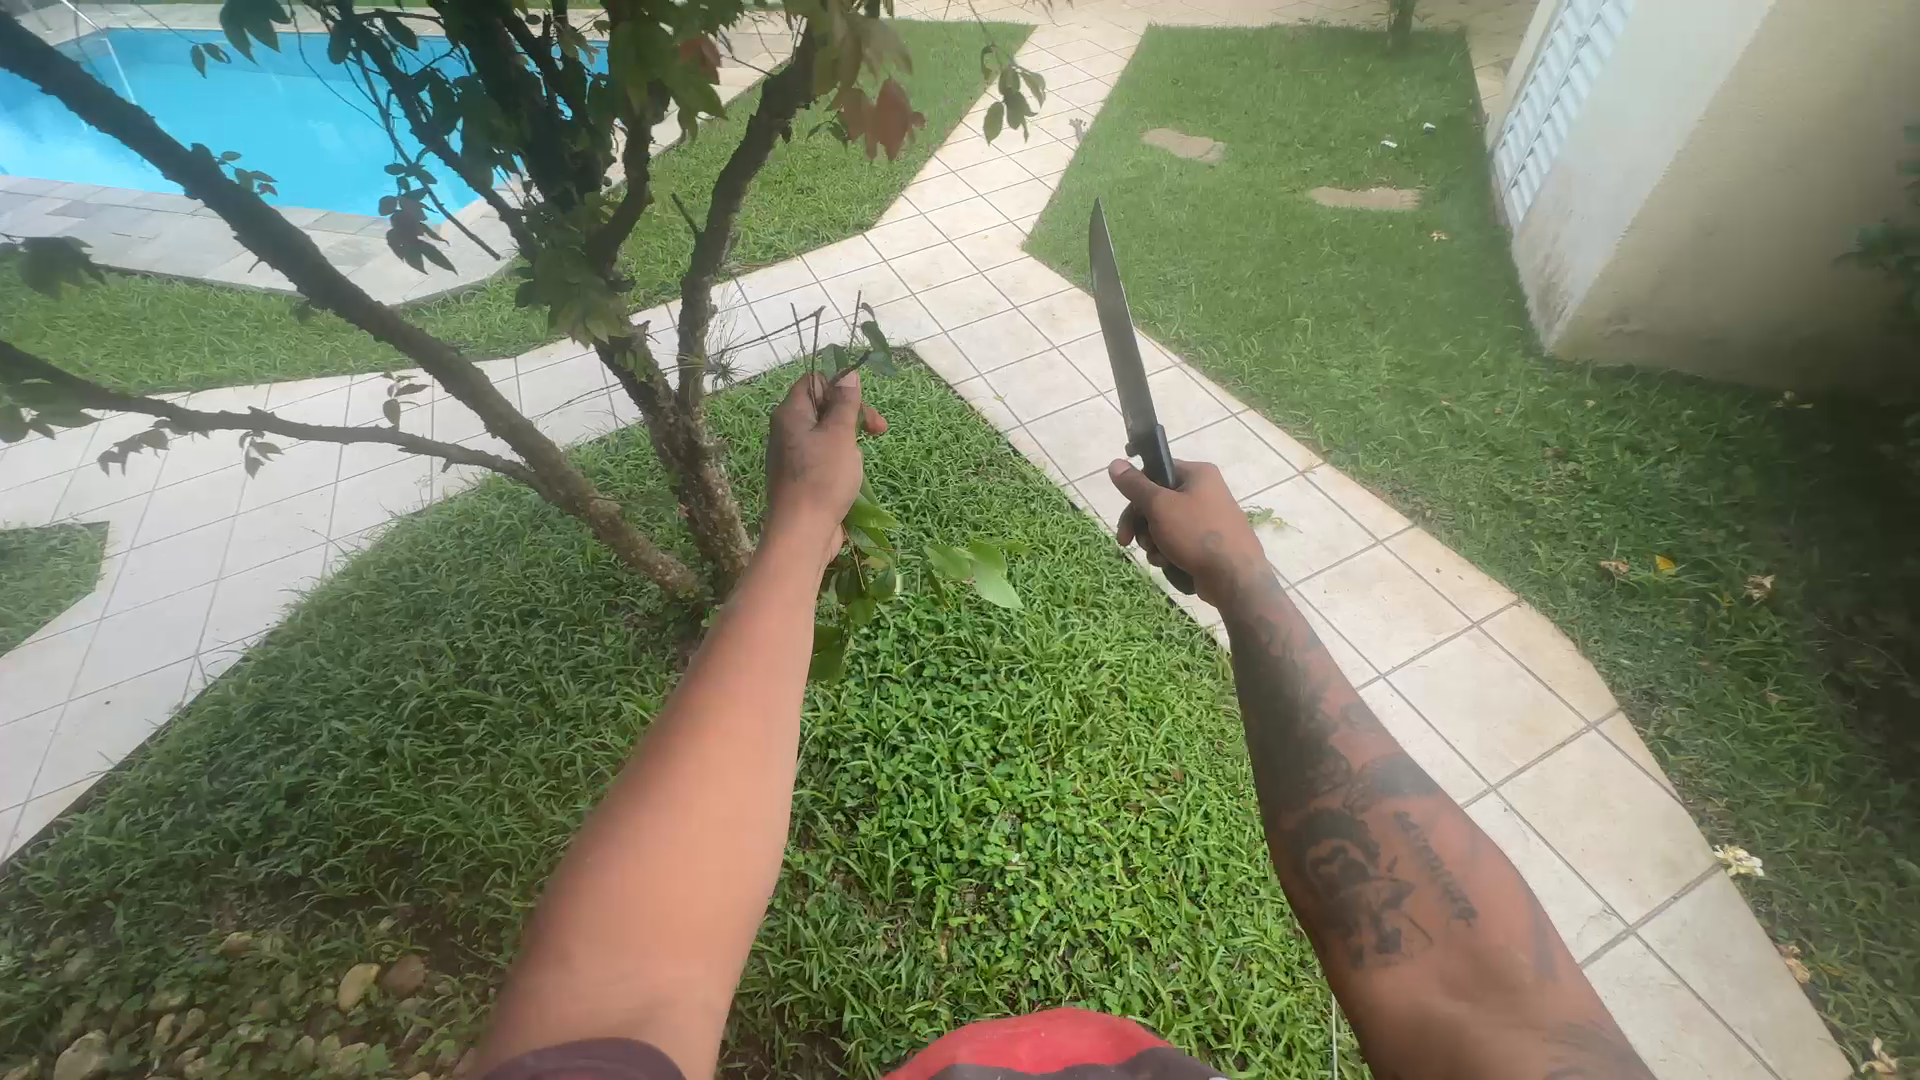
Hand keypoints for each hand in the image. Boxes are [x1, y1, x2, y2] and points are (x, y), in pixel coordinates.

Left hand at [765, 371, 886, 563]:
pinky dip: (841, 461)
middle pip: (824, 407)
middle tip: (879, 431)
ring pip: (827, 434)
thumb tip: (848, 375)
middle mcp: (787, 430)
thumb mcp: (840, 435)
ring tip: (860, 460)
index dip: (841, 387)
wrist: (803, 532)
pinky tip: (851, 476)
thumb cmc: (822, 479)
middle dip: (853, 415)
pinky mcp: (802, 477)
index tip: (862, 407)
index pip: (815, 381)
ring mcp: (794, 455)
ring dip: (850, 441)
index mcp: (791, 413)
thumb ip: (845, 403)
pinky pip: (824, 457)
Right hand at [1108, 457, 1268, 605]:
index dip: (1136, 490)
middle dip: (1140, 523)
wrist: (1234, 577)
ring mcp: (1207, 517)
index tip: (1124, 509)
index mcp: (1197, 474)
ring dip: (1152, 540)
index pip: (1156, 471)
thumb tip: (1114, 463)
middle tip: (1126, 540)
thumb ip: (1135, 485)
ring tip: (1156, 555)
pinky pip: (1176, 540)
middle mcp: (1204, 491)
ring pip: (1163, 523)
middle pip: (1156, 500)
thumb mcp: (1160, 506)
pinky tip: (1167, 563)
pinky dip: (1166, 551)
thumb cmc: (1196, 534)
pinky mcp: (1206, 541)